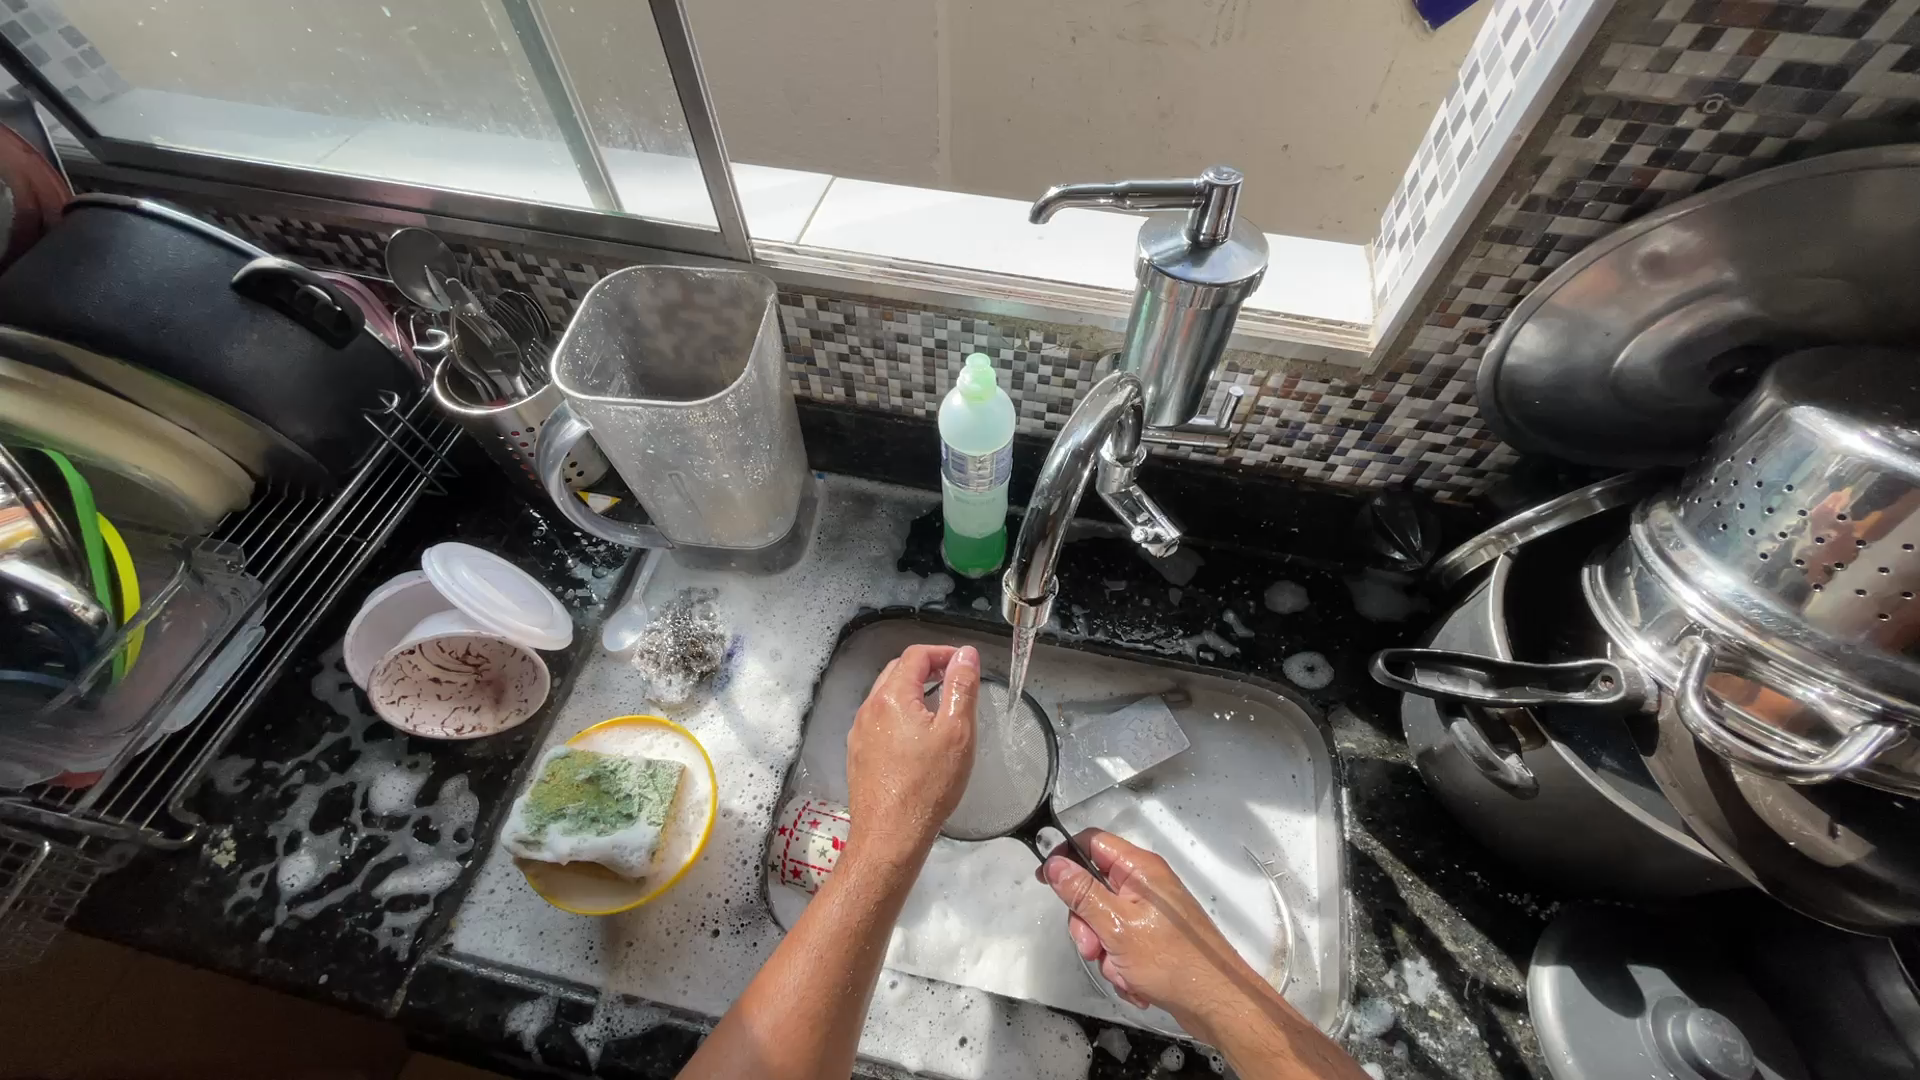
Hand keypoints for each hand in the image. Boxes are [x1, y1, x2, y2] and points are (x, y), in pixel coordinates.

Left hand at [845, 644, 979, 867]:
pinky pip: (880, 720)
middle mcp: (869, 709)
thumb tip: (965, 654)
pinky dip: (901, 713)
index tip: (964, 662)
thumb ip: (961, 686)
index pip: (916, 655)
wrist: (890, 836)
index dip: (943, 652)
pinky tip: (918, 735)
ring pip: (887, 696)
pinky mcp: (859, 753)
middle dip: (927, 667)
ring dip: (913, 690)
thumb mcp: (957, 732)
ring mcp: (860, 732)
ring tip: (940, 706)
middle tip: (954, 679)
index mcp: (891, 698)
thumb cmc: (926, 787)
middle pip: (898, 671)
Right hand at [1040, 830, 1274, 1032]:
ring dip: (1105, 950)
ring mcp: (1150, 910)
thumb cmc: (1172, 961)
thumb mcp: (1116, 925)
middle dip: (1086, 922)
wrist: (1217, 1004)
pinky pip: (1121, 942)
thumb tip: (1054, 864)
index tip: (1046, 878)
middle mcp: (1145, 883)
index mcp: (1139, 868)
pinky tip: (1134, 982)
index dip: (1065, 855)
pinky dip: (1121, 963)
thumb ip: (1082, 893)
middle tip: (1093, 946)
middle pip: (1093, 886)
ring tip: (1121, 971)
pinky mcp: (1154, 936)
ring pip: (1104, 920)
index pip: (1091, 842)